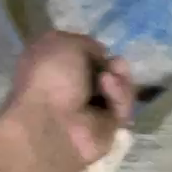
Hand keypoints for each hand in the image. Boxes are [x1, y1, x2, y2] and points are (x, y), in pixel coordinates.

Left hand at [0, 32, 135, 171]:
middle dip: (114, 65)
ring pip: (118, 90)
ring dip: (120, 79)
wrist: (49, 123)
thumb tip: (100, 55)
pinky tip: (108, 87)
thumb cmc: (49, 77)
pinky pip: (122, 108)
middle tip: (116, 63)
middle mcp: (70, 90)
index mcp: (52, 69)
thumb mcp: (62, 42)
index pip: (82, 58)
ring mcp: (89, 111)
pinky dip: (118, 95)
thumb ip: (86, 43)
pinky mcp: (107, 129)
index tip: (100, 49)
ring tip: (111, 76)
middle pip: (106, 74)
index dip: (95, 51)